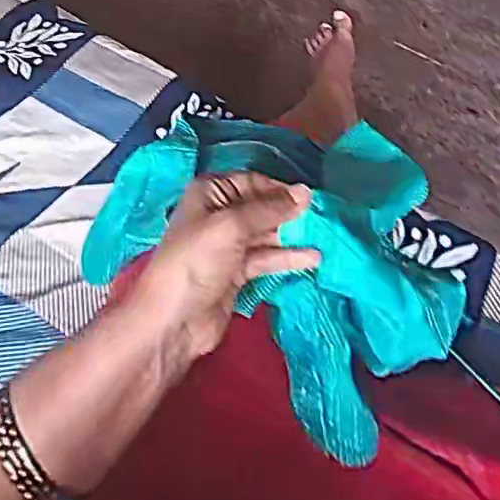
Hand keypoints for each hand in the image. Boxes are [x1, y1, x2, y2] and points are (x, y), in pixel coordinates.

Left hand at [123, 172, 319, 366]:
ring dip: (291, 235)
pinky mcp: (236, 271)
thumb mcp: (232, 226)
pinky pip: (265, 258)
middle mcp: (217, 213)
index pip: (250, 181)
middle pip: (260, 207)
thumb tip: (305, 192)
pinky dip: (286, 257)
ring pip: (265, 233)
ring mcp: (227, 244)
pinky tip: (312, 259)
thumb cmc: (197, 260)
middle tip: (323, 218)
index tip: (310, 198)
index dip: (278, 188)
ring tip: (324, 237)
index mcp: (209, 193)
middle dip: (288, 212)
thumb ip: (270, 209)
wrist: (175, 318)